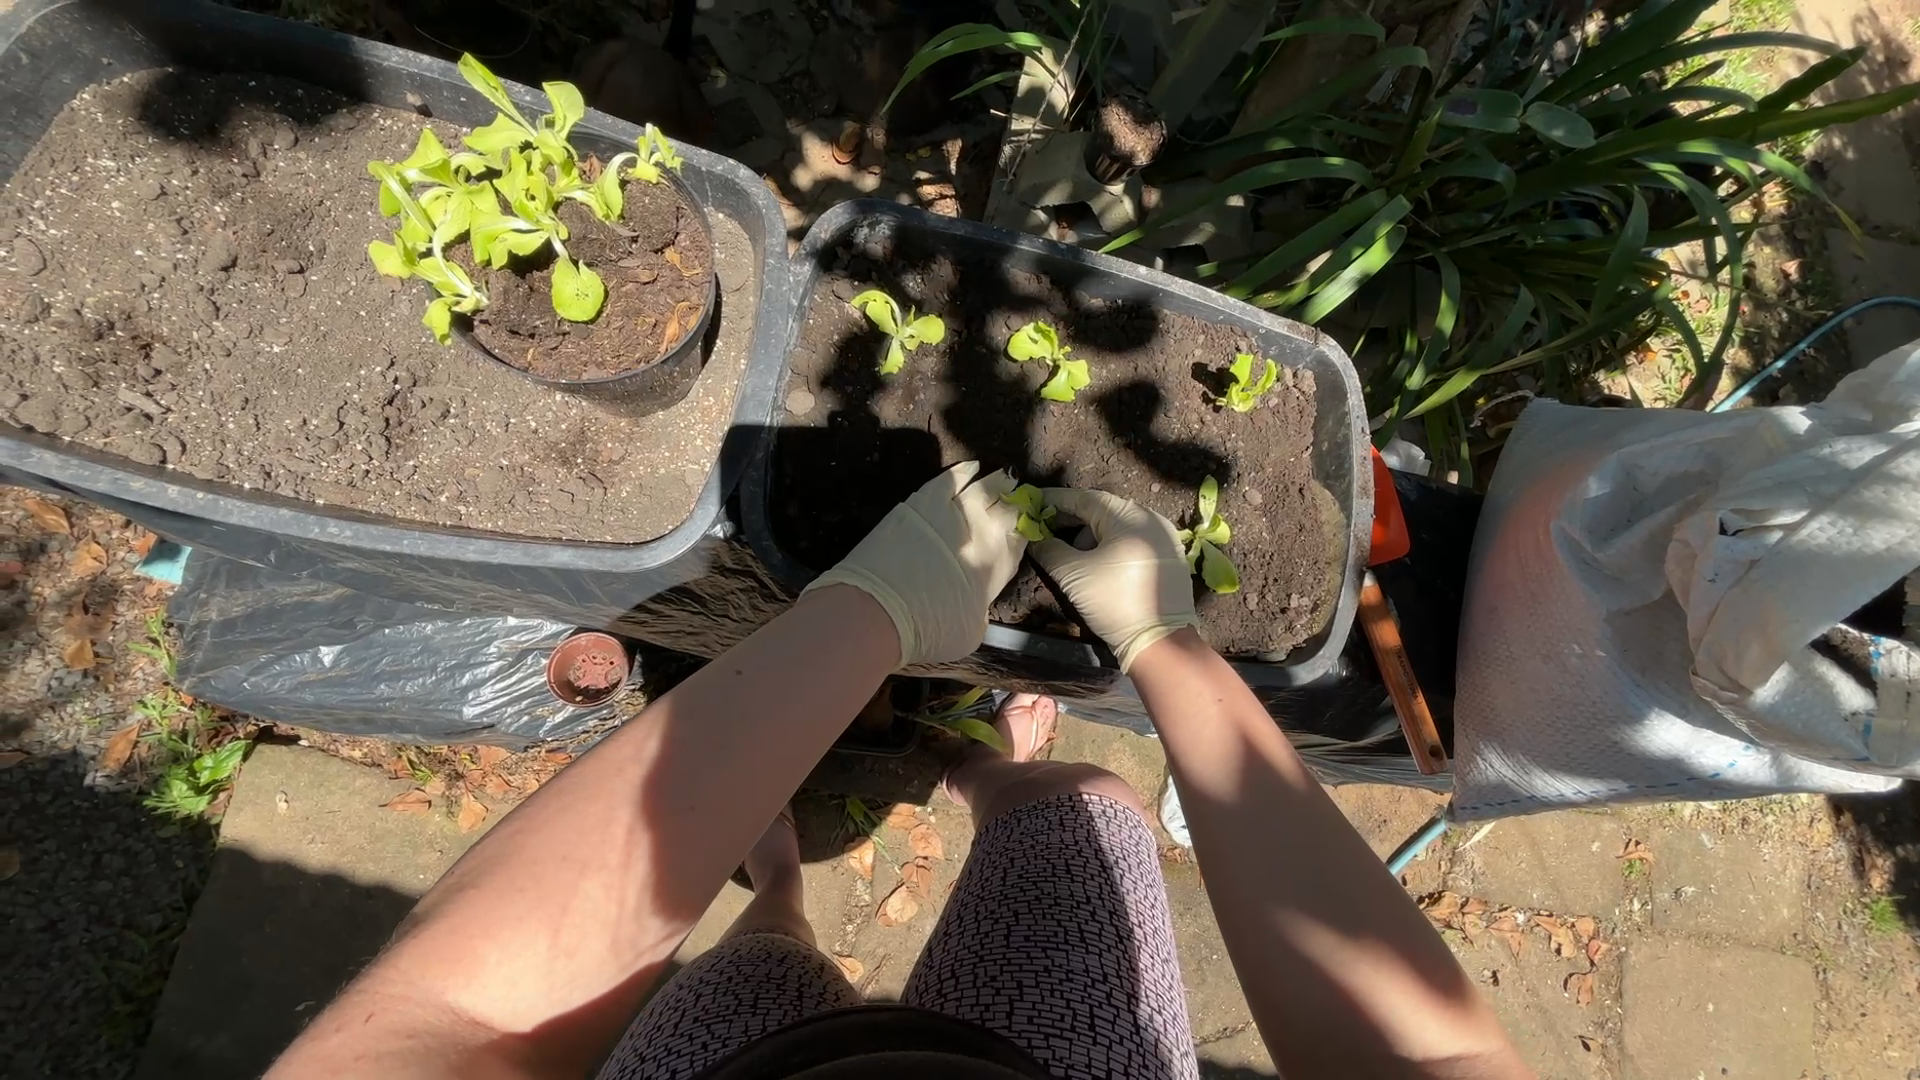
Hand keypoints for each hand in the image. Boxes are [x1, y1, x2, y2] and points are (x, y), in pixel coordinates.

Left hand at [802, 462, 1024, 665]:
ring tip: (1002, 478)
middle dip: (1015, 500)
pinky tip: (971, 467)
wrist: (880, 610)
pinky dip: (964, 471)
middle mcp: (984, 533)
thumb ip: (978, 610)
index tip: (1023, 525)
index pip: (1020, 538)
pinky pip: (951, 478)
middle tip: (1017, 495)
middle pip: (1009, 507)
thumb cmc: (928, 630)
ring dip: (996, 483)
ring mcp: (953, 512)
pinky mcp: (923, 501)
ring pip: (984, 487)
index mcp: (998, 565)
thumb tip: (973, 604)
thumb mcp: (969, 632)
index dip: (1024, 529)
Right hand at [1031, 487, 1199, 671]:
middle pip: (1102, 509)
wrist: (1159, 642)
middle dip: (1072, 519)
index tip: (1035, 503)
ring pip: (1117, 525)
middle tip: (1046, 526)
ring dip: (1090, 535)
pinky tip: (1096, 561)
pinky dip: (1110, 544)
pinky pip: (1132, 539)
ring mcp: (1164, 536)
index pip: (1084, 498)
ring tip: (1072, 554)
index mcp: (1129, 517)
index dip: (1056, 501)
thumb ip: (1050, 550)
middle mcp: (1150, 519)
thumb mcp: (1074, 575)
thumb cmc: (1115, 603)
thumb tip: (1036, 539)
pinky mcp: (1169, 555)